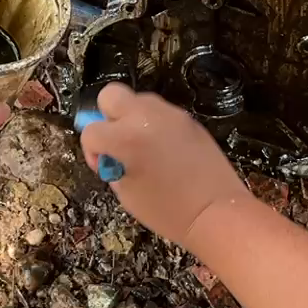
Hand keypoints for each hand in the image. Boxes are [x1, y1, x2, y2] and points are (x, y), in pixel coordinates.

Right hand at [78, 84, 250, 248]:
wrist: (217, 212)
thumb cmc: (167, 211)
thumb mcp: (126, 193)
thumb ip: (112, 164)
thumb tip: (109, 153)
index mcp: (126, 137)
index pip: (91, 130)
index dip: (91, 150)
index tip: (103, 166)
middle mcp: (147, 116)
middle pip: (111, 95)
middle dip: (107, 117)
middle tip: (117, 144)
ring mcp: (170, 114)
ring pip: (138, 101)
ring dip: (132, 119)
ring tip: (143, 149)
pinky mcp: (188, 119)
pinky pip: (161, 113)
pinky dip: (154, 126)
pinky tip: (163, 151)